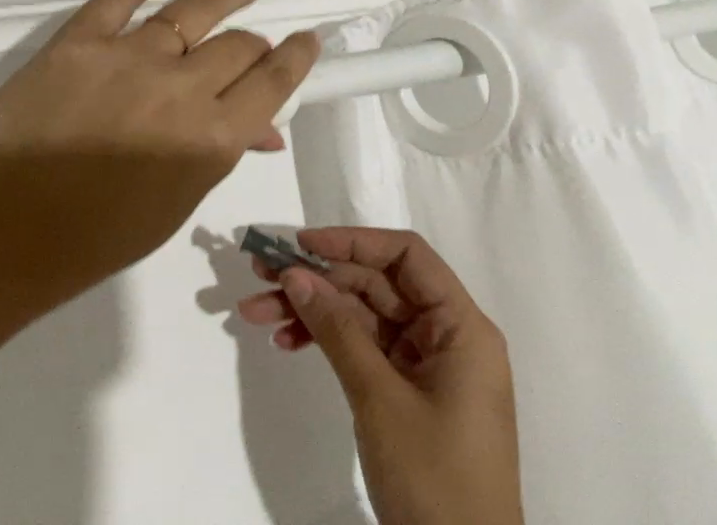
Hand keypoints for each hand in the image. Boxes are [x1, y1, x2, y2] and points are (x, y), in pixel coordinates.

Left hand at [0, 0, 320, 307]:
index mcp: (211, 140)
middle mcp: (181, 88)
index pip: (272, 82)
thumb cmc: (91, 243)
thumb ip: (215, 156)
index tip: (306, 42)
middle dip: (256, 43)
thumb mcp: (172, 206)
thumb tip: (255, 130)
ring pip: (192, 11)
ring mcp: (127, 58)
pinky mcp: (77, 42)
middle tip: (256, 43)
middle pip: (237, 45)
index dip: (295, 57)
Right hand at [239, 228, 522, 524]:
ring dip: (312, 311)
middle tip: (259, 275)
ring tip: (255, 313)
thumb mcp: (379, 397)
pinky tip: (286, 343)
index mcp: (460, 327)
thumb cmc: (433, 475)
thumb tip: (295, 274)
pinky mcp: (409, 392)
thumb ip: (337, 330)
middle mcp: (446, 336)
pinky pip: (364, 349)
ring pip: (363, 316)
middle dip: (318, 279)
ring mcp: (426, 365)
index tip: (300, 244)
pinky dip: (327, 343)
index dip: (353, 241)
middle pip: (376, 285)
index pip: (406, 256)